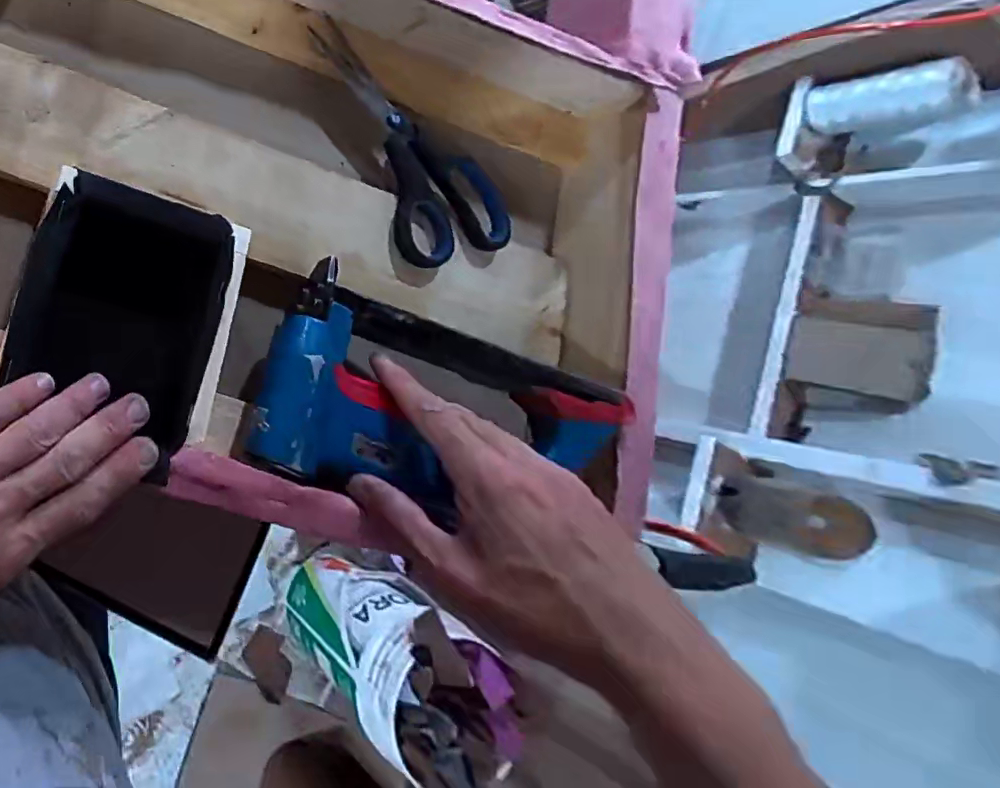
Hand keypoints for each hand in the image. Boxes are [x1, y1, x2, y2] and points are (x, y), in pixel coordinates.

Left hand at [0, 372, 156, 656]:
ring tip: (101, 385)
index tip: (146, 450)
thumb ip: (15, 561)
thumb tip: (46, 525)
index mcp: (10, 554)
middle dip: (107, 431)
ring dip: (73, 406)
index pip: (80, 504)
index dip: (118, 473)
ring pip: (32, 433)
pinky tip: (46, 382)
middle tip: (136, 405)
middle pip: (66, 461)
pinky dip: (19, 397)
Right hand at [347, 354, 676, 686]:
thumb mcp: (455, 575)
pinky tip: (485, 482)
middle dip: (426, 405)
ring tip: (434, 450)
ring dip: (457, 428)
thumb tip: (361, 482)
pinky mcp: (574, 487)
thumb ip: (404, 523)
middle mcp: (519, 459)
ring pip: (493, 432)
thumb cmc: (535, 611)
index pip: (434, 414)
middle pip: (463, 416)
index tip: (379, 360)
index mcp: (486, 475)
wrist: (639, 639)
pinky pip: (518, 451)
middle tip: (394, 413)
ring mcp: (553, 470)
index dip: (403, 385)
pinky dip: (487, 448)